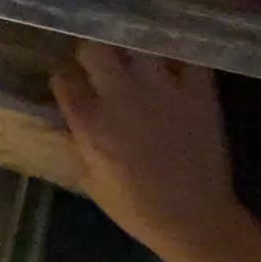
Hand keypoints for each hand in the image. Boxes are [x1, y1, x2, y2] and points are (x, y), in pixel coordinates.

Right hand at [50, 42, 239, 261]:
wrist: (192, 217)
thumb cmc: (134, 207)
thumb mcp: (90, 179)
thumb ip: (77, 142)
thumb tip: (69, 120)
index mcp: (89, 120)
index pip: (63, 79)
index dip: (66, 78)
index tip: (71, 83)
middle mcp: (119, 95)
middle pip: (95, 49)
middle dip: (93, 53)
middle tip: (101, 64)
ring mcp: (160, 88)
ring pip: (138, 44)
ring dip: (133, 49)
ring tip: (137, 59)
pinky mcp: (196, 90)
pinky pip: (186, 56)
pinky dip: (179, 57)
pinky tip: (175, 65)